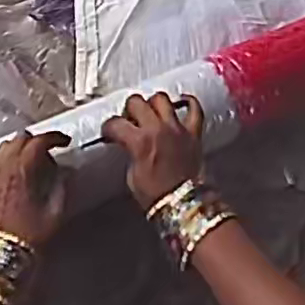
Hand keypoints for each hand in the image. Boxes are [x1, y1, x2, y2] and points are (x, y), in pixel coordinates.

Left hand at [0, 131, 71, 246]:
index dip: (54, 137)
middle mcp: (4, 168)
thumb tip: (66, 170)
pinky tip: (10, 173)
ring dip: (19, 147)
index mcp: (23, 170)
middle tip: (50, 151)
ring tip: (31, 159)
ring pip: (4, 147)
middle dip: (36, 140)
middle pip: (20, 139)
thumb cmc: (32, 236)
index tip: (65, 142)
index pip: (38, 141)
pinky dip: (3, 162)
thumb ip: (62, 186)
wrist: (3, 259)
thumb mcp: (55, 212)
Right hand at [101, 93, 205, 207]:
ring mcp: (177, 128)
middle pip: (137, 102)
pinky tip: (181, 102)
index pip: (116, 124)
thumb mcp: (132, 176)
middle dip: (129, 109)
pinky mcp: (194, 131)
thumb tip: (129, 144)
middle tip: (130, 119)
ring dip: (153, 103)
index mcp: (139, 142)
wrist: (185, 206)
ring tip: (151, 112)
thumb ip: (130, 153)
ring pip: (162, 99)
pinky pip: (195, 108)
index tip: (109, 132)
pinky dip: (188, 102)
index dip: (108, 127)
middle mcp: (157, 129)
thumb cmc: (156, 196)